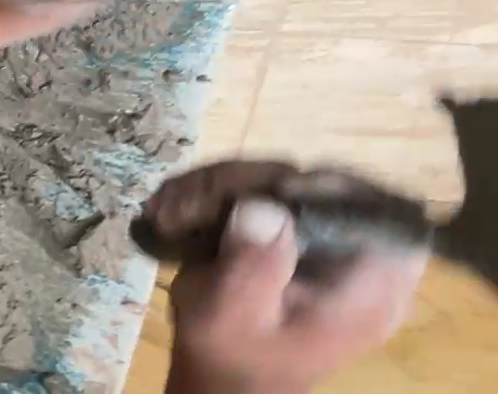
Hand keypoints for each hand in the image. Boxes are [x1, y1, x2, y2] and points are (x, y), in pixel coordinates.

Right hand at [167, 198, 427, 393]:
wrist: (222, 370)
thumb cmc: (233, 349)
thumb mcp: (236, 311)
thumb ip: (255, 263)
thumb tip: (264, 205)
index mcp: (365, 287)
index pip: (381, 216)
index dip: (336, 189)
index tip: (274, 188)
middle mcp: (348, 257)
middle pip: (312, 184)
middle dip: (242, 182)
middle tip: (186, 205)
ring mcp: (312, 241)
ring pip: (271, 179)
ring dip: (212, 185)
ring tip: (169, 213)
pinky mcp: (279, 232)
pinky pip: (245, 189)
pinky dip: (202, 192)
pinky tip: (172, 214)